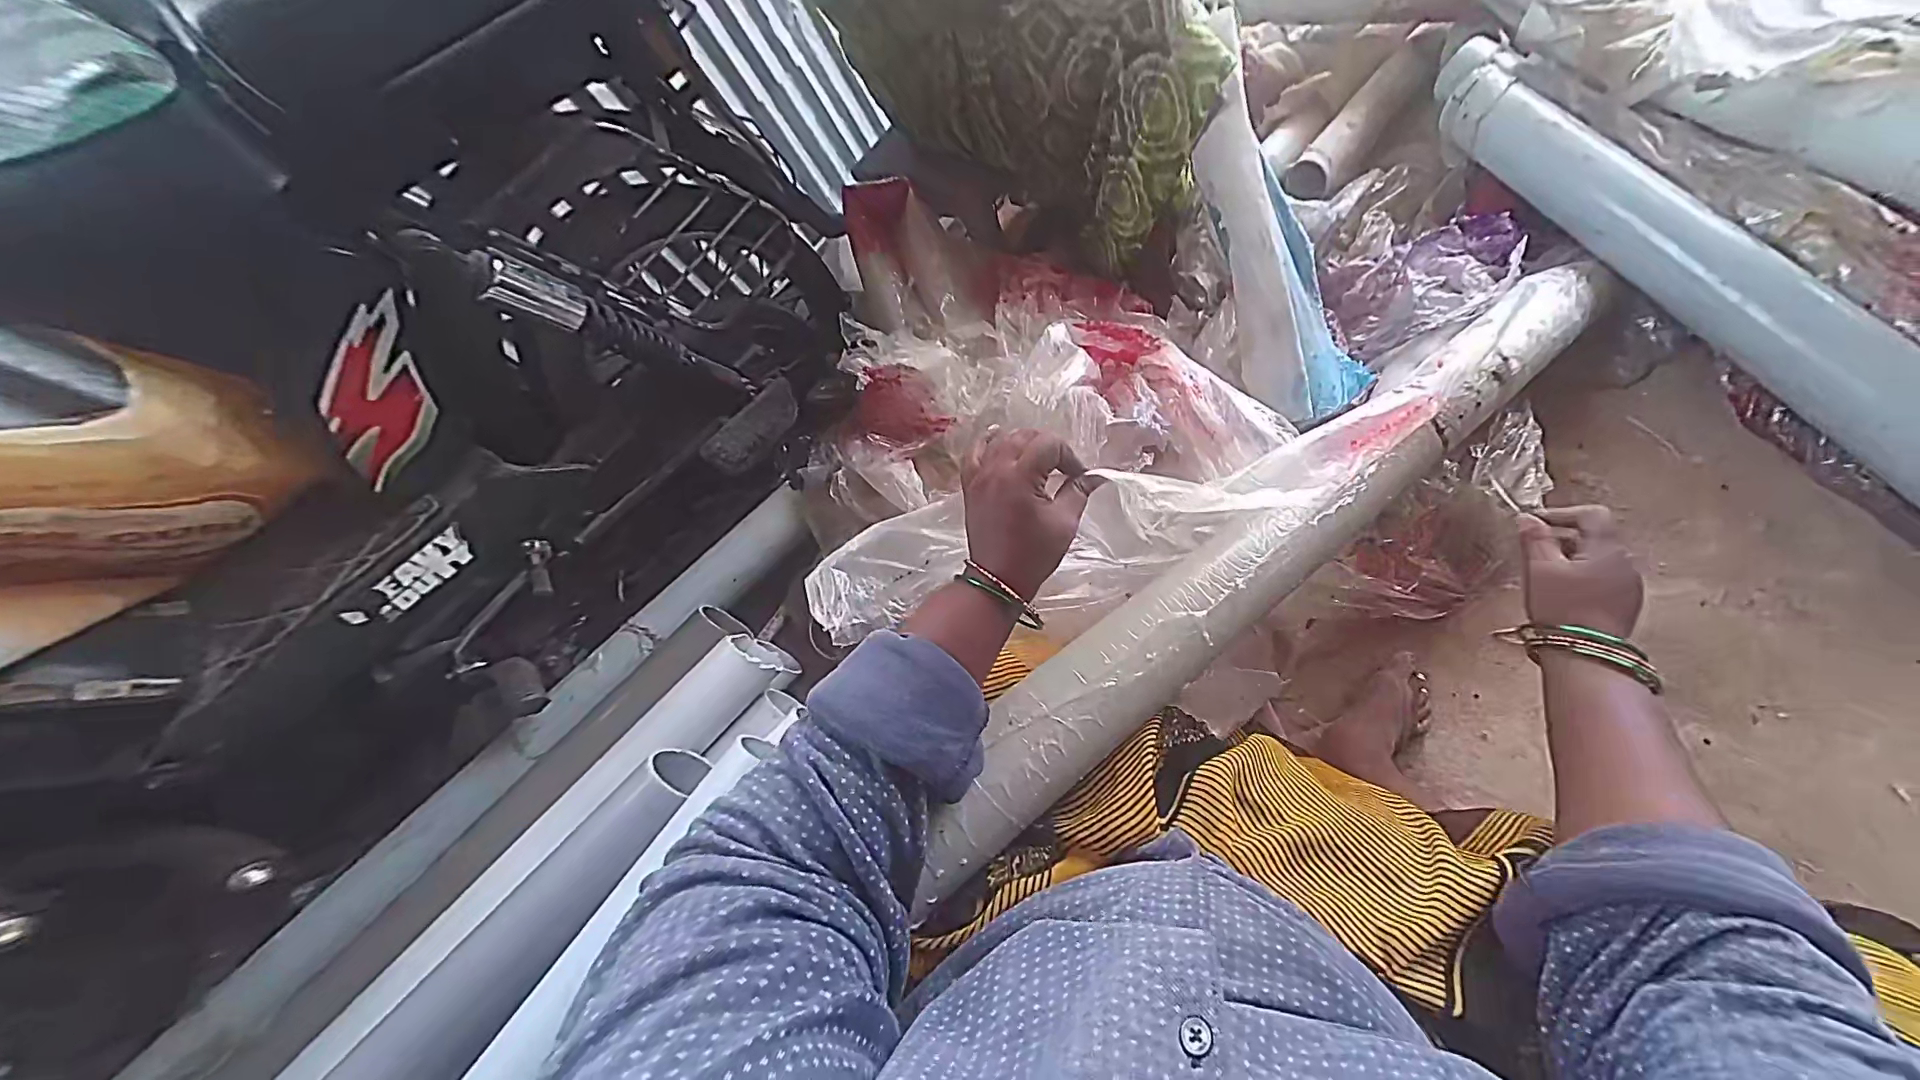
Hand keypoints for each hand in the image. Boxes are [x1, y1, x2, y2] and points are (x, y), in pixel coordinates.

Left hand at [963, 430, 1097, 600]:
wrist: (997, 578)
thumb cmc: (1033, 554)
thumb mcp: (1064, 522)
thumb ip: (1078, 492)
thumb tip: (1095, 476)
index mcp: (1020, 476)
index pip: (1049, 444)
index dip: (1068, 457)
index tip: (1077, 476)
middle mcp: (996, 469)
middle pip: (1024, 436)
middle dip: (1048, 446)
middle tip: (1061, 468)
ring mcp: (979, 476)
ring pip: (1001, 439)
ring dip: (1023, 444)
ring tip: (1037, 461)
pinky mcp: (970, 485)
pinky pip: (975, 453)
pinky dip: (989, 445)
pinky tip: (1001, 446)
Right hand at [1517, 506, 1642, 638]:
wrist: (1585, 650)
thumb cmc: (1560, 607)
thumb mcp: (1539, 569)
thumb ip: (1535, 539)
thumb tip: (1528, 518)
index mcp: (1606, 550)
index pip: (1591, 514)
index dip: (1561, 513)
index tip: (1534, 522)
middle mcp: (1625, 562)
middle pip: (1595, 536)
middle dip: (1563, 536)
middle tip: (1533, 547)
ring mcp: (1629, 583)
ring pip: (1598, 557)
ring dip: (1572, 556)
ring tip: (1545, 570)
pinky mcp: (1626, 601)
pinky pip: (1603, 576)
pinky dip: (1582, 573)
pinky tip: (1563, 589)